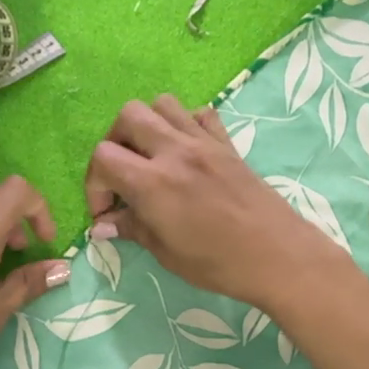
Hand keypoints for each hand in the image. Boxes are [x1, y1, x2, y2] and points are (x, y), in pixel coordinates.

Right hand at [86, 96, 345, 311]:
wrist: (274, 254)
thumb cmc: (215, 263)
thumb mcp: (165, 253)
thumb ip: (132, 229)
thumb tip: (103, 226)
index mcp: (153, 183)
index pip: (104, 158)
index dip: (94, 185)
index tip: (105, 214)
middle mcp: (175, 151)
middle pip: (128, 117)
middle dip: (114, 144)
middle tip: (120, 178)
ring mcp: (203, 142)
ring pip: (161, 105)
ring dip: (147, 127)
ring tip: (149, 160)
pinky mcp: (225, 143)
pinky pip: (197, 114)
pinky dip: (182, 125)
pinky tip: (183, 154)